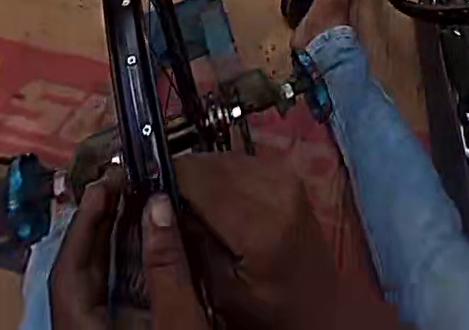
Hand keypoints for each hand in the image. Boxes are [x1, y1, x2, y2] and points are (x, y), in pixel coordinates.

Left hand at [49, 170, 211, 329]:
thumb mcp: (178, 324)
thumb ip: (166, 266)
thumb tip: (159, 203)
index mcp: (79, 329)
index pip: (68, 266)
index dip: (86, 219)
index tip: (106, 182)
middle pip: (87, 269)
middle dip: (107, 223)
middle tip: (127, 182)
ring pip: (108, 284)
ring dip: (127, 244)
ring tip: (146, 203)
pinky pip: (128, 301)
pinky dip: (141, 272)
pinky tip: (161, 247)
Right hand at [175, 155, 404, 329]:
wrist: (322, 314)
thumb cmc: (272, 313)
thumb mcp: (222, 291)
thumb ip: (190, 242)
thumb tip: (158, 201)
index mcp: (261, 224)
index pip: (197, 177)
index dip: (166, 177)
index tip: (147, 185)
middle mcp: (276, 189)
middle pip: (209, 162)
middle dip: (183, 176)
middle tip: (165, 198)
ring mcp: (286, 177)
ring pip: (222, 156)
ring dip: (202, 173)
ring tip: (191, 200)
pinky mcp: (288, 173)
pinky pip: (240, 160)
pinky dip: (223, 173)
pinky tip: (217, 197)